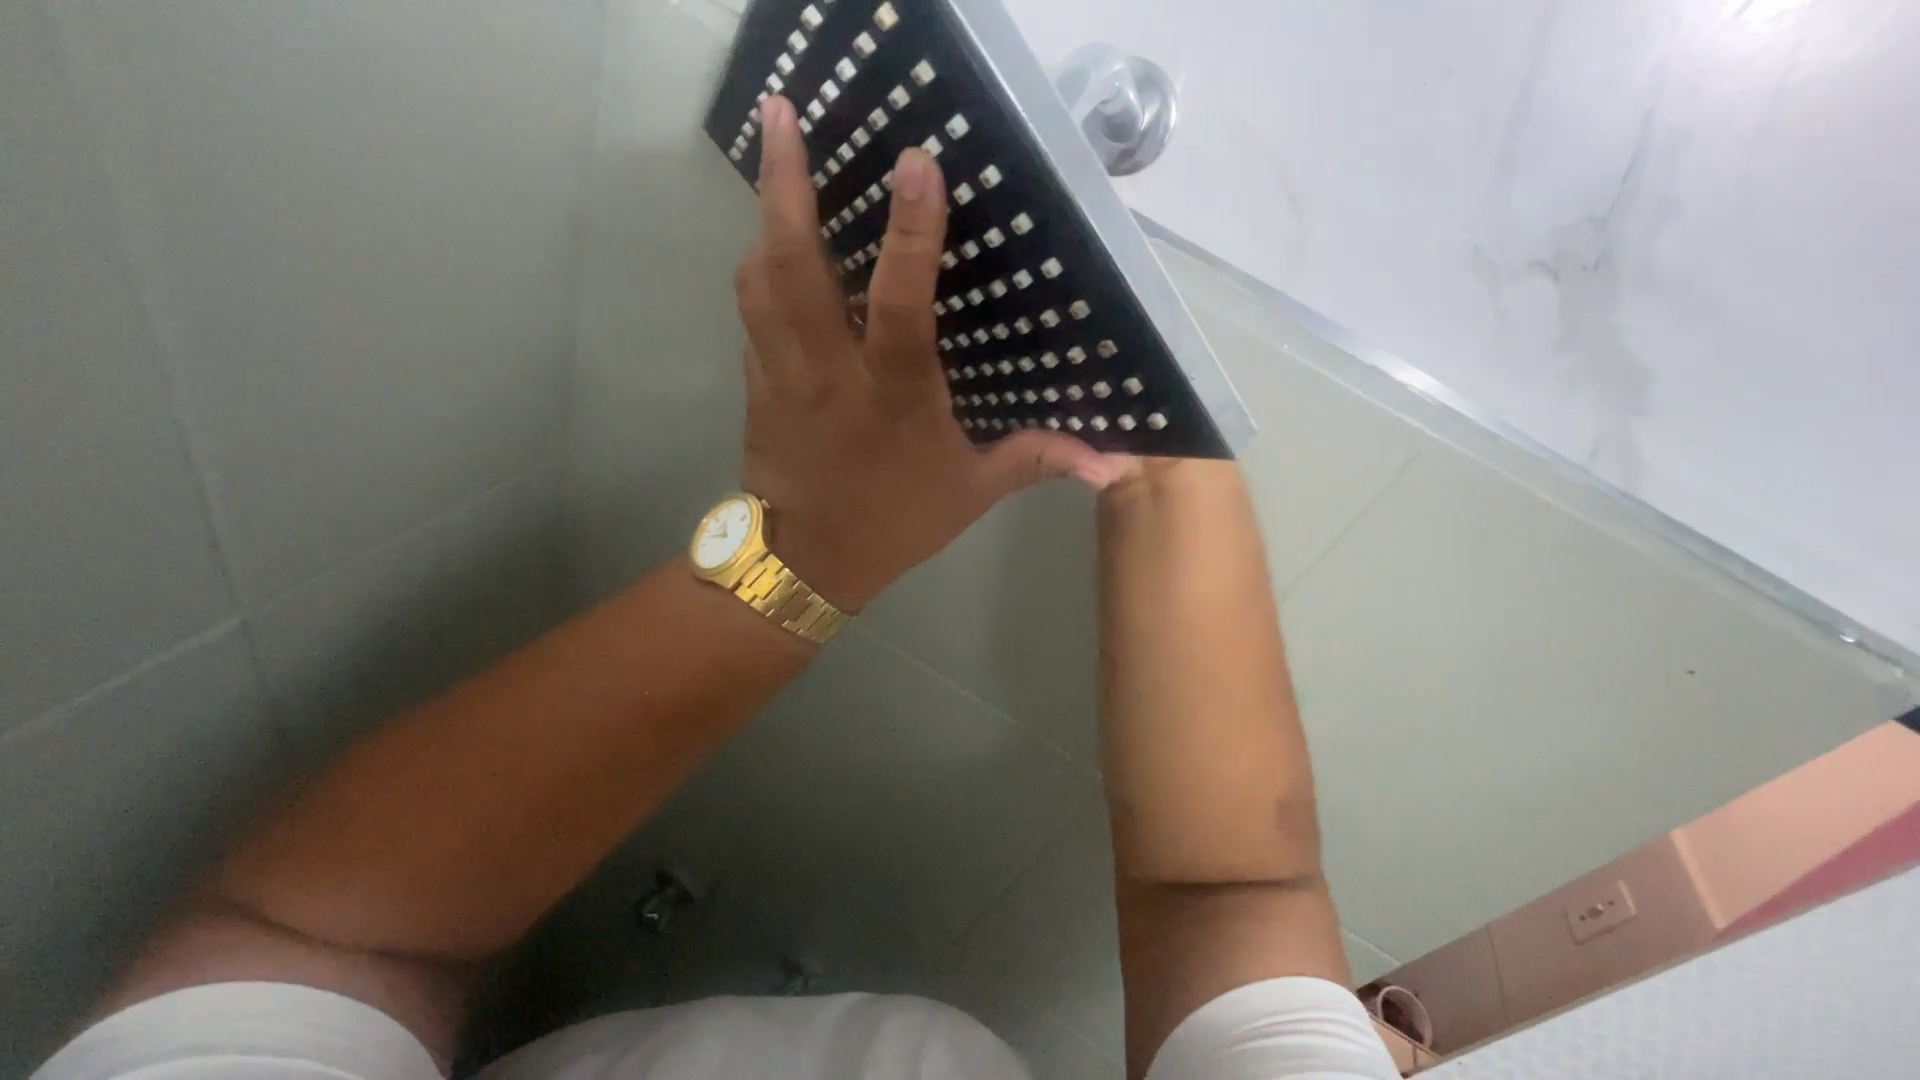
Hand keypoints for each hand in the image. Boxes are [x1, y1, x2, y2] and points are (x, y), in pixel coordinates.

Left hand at [732, 96, 1104, 610]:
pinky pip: (751, 310)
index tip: (915, 162)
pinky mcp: (757, 380)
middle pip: (797, 267)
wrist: (804, 563)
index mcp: (892, 392)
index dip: (910, 234)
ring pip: (760, 280)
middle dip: (787, 185)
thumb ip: (1038, 460)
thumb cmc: (894, 520)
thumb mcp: (973, 492)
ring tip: (776, 154)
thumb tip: (1114, 465)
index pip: (900, 305)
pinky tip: (769, 237)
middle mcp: (830, 369)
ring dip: (765, 214)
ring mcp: (783, 372)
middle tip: (782, 111)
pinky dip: (759, 266)